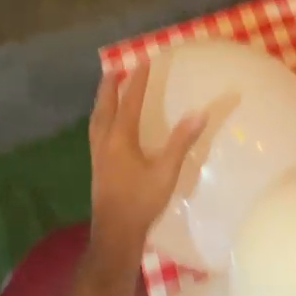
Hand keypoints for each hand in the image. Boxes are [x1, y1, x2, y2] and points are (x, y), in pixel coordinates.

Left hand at [87, 60, 205, 262]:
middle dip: (109, 87)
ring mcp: (98, 156)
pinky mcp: (97, 167)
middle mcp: (105, 142)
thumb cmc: (141, 202)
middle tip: (114, 69)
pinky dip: (101, 118)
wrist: (115, 234)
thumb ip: (180, 142)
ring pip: (96, 120)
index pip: (130, 102)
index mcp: (120, 139)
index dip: (137, 82)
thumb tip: (198, 113)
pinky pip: (96, 132)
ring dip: (102, 101)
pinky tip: (107, 126)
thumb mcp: (166, 172)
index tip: (143, 62)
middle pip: (105, 107)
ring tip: (107, 91)